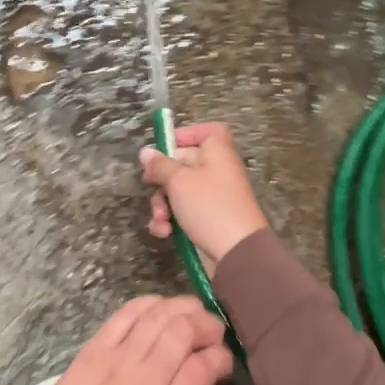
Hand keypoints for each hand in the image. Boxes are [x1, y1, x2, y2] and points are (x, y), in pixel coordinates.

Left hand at [18, 296, 248, 384]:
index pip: (203, 367)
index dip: (221, 356)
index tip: (223, 361)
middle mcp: (143, 382)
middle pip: (183, 332)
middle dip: (207, 324)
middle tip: (213, 330)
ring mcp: (117, 360)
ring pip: (157, 316)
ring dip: (182, 306)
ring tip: (193, 312)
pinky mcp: (94, 346)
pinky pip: (126, 312)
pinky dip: (148, 302)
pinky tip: (161, 306)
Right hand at [140, 122, 269, 272]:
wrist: (238, 253)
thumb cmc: (209, 206)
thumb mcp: (179, 181)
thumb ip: (160, 165)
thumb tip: (146, 152)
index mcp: (218, 152)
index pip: (208, 131)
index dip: (188, 133)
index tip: (166, 144)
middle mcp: (217, 171)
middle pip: (185, 162)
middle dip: (163, 177)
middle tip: (149, 185)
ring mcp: (214, 197)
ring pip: (180, 190)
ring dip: (163, 203)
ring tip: (160, 218)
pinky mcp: (209, 219)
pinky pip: (185, 212)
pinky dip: (172, 220)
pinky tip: (165, 232)